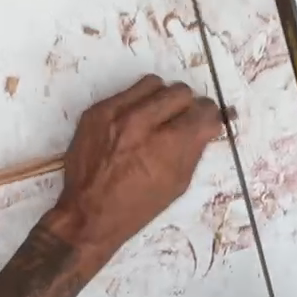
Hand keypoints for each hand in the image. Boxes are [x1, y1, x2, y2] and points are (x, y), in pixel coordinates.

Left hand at [40, 75, 221, 262]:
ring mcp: (116, 114)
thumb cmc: (137, 206)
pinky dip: (137, 104)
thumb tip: (206, 125)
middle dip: (187, 107)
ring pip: (154, 84)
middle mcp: (143, 123)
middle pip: (181, 93)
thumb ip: (194, 149)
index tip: (205, 124)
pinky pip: (127, 92)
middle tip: (181, 122)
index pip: (203, 112)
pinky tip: (134, 122)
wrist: (87, 212)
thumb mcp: (177, 184)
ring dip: (162, 99)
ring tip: (157, 118)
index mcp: (167, 145)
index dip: (209, 118)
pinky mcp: (97, 111)